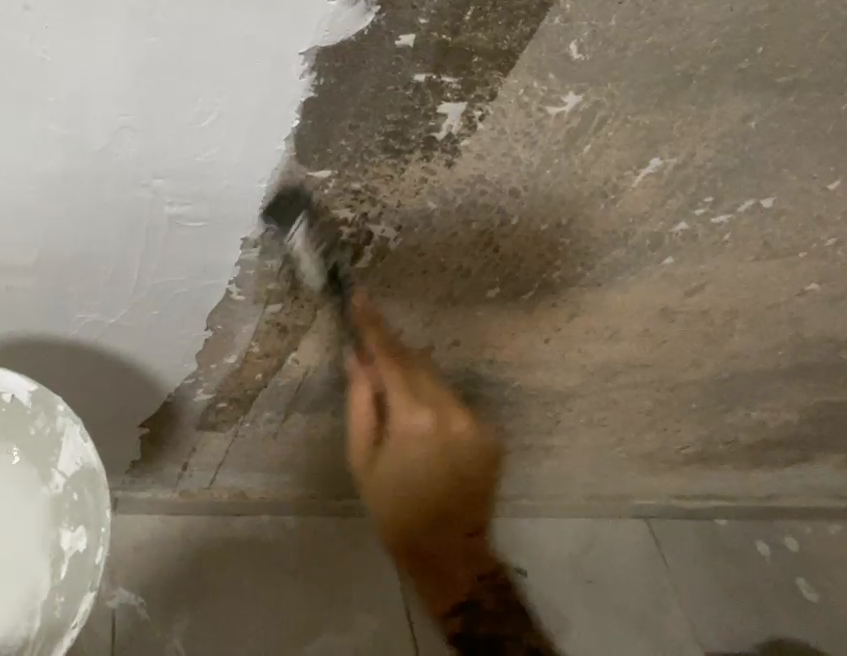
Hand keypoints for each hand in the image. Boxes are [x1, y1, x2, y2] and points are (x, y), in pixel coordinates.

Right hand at [344, 293, 504, 607]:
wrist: (449, 552)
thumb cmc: (393, 507)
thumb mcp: (362, 456)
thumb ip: (360, 401)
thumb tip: (357, 356)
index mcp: (414, 417)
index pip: (389, 357)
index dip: (373, 325)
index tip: (358, 296)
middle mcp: (450, 411)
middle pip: (415, 362)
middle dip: (391, 348)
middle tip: (366, 337)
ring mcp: (475, 421)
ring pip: (435, 379)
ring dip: (412, 374)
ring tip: (391, 389)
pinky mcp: (489, 433)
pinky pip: (452, 400)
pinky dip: (432, 398)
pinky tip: (420, 421)